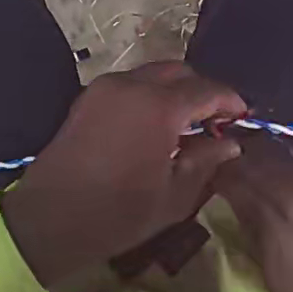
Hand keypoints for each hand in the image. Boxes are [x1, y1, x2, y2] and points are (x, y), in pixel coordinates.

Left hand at [1, 61, 245, 284]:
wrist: (49, 219)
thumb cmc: (116, 214)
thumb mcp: (173, 195)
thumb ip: (205, 161)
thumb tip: (229, 143)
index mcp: (158, 106)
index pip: (206, 90)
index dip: (229, 101)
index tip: (242, 118)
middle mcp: (130, 86)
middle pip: (178, 72)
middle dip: (201, 91)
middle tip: (214, 122)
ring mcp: (103, 89)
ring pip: (150, 75)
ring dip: (173, 92)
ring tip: (185, 126)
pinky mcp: (86, 100)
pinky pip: (128, 86)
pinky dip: (148, 96)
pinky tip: (154, 127)